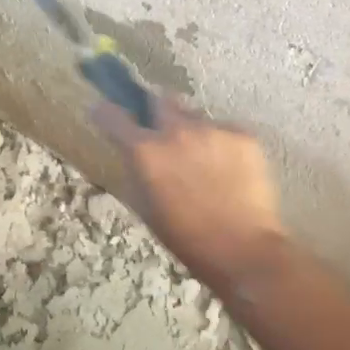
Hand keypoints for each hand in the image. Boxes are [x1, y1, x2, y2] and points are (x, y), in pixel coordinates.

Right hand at [89, 91, 286, 287]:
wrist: (244, 249)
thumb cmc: (187, 238)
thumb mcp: (147, 208)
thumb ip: (138, 172)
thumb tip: (136, 156)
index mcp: (145, 151)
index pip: (112, 116)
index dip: (106, 113)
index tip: (105, 112)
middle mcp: (175, 130)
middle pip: (160, 99)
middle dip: (158, 112)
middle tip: (165, 132)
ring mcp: (211, 129)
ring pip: (195, 117)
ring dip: (193, 132)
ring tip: (205, 160)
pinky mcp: (242, 134)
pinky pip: (225, 130)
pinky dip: (222, 144)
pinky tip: (230, 169)